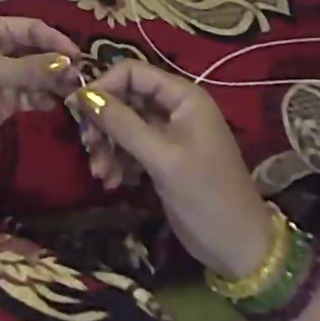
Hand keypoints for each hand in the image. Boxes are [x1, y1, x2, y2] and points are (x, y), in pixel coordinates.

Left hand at [0, 16, 81, 150]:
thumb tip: (69, 65)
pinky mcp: (5, 98)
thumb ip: (32, 68)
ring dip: (55, 82)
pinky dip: (44, 98)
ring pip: (37, 74)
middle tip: (80, 78)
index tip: (78, 56)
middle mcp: (0, 48)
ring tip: (74, 93)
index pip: (33, 28)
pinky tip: (58, 104)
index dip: (55, 40)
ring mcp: (3, 74)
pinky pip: (32, 94)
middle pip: (38, 51)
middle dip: (58, 63)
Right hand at [73, 61, 277, 279]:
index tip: (80, 110)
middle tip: (88, 145)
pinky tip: (112, 181)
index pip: (132, 72)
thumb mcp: (161, 158)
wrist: (239, 249)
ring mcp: (168, 133)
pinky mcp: (161, 156)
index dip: (104, 85)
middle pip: (124, 97)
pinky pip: (128, 145)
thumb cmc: (206, 195)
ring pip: (122, 123)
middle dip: (103, 121)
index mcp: (183, 97)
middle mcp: (175, 108)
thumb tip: (82, 95)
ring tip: (100, 172)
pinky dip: (116, 160)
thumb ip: (122, 123)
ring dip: (107, 145)